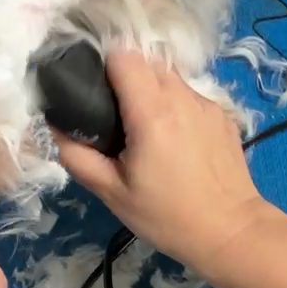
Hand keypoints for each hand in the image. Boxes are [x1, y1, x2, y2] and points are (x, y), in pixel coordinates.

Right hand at [54, 51, 282, 274]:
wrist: (231, 232)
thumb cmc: (167, 216)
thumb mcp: (111, 193)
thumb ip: (77, 155)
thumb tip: (55, 126)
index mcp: (152, 112)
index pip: (122, 56)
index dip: (103, 67)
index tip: (94, 91)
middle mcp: (182, 97)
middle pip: (146, 62)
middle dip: (126, 79)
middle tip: (114, 115)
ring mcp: (207, 103)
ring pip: (170, 77)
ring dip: (151, 92)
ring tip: (144, 129)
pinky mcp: (223, 115)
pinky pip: (190, 96)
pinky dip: (175, 107)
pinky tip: (175, 141)